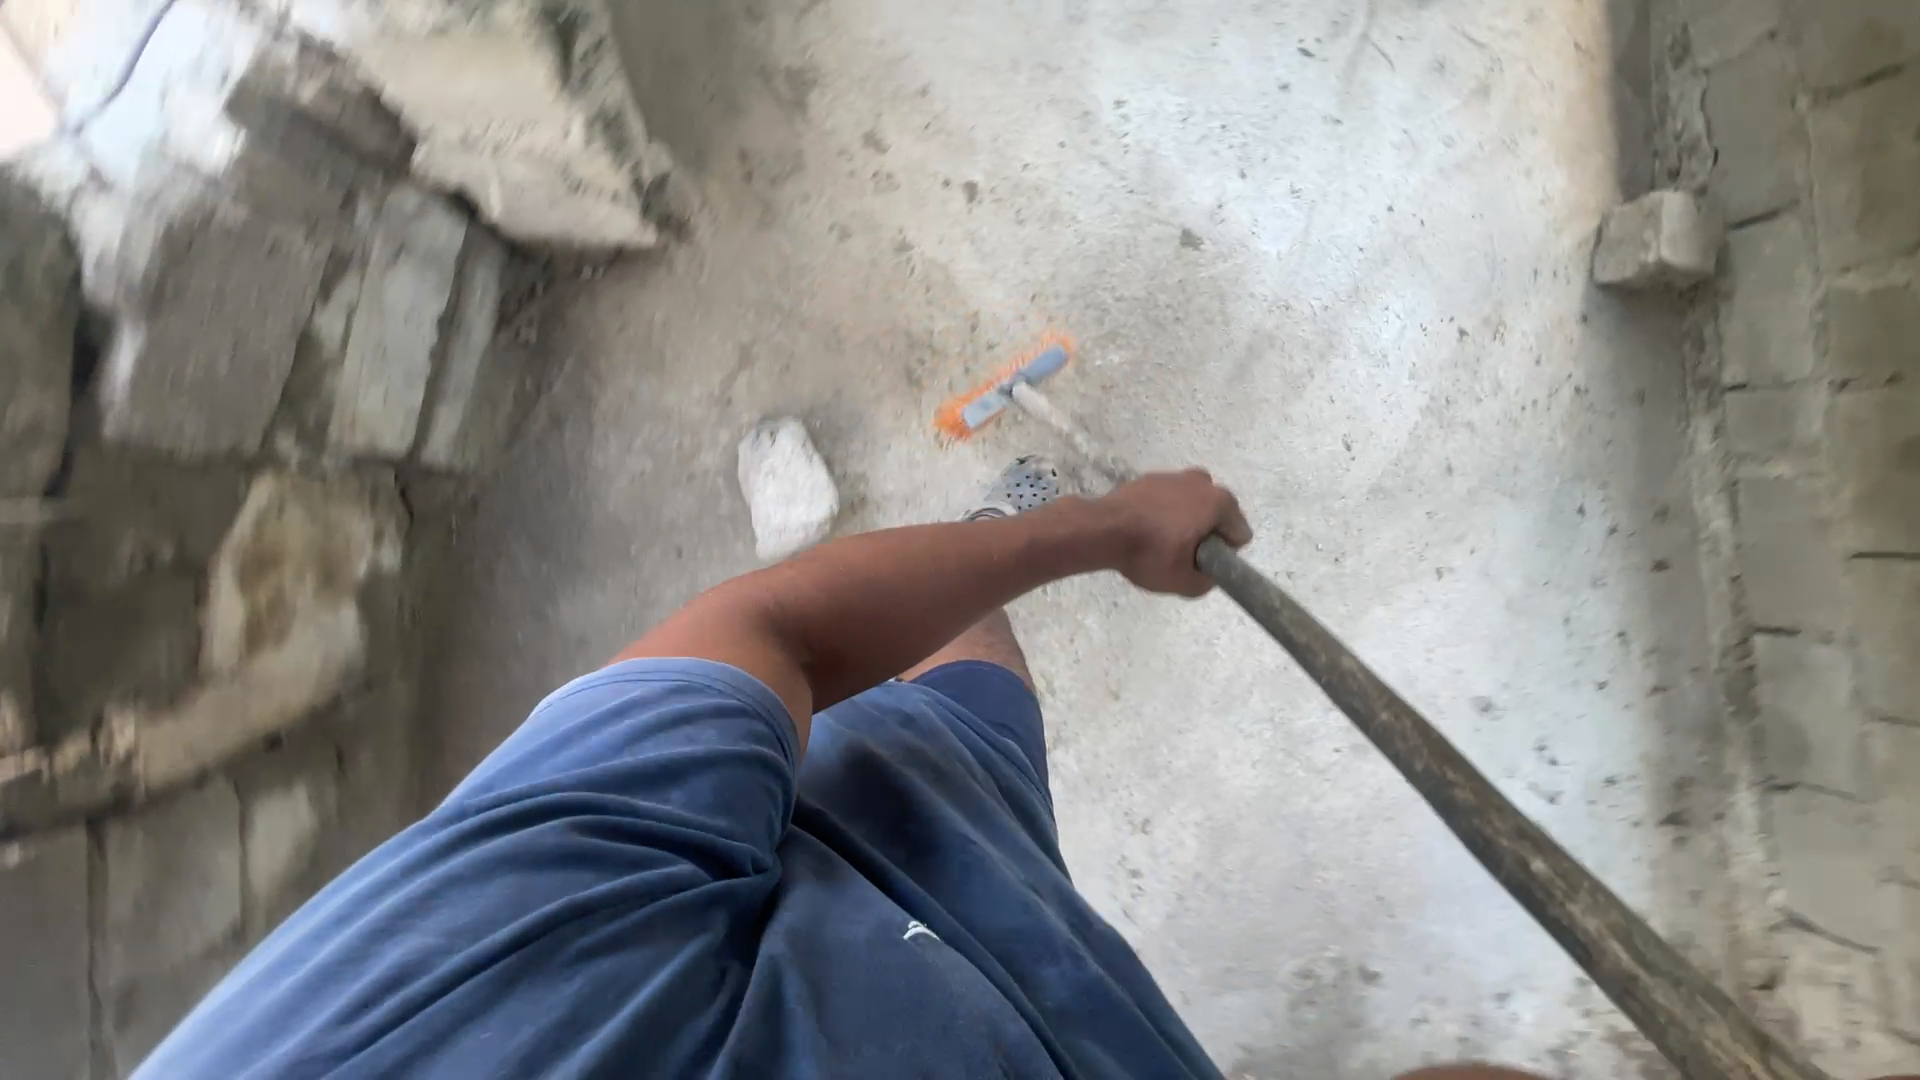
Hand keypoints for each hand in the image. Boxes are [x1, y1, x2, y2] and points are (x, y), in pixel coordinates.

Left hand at [1098, 469, 1251, 596]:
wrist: (1101, 529)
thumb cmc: (1148, 553)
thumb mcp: (1184, 582)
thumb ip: (1208, 581)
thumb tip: (1209, 574)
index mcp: (1219, 502)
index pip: (1239, 534)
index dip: (1223, 553)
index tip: (1199, 562)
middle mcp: (1202, 482)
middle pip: (1215, 516)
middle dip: (1204, 534)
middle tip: (1178, 554)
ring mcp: (1174, 476)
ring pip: (1191, 506)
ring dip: (1183, 522)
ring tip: (1158, 542)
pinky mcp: (1149, 478)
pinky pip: (1167, 500)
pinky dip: (1162, 513)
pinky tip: (1144, 529)